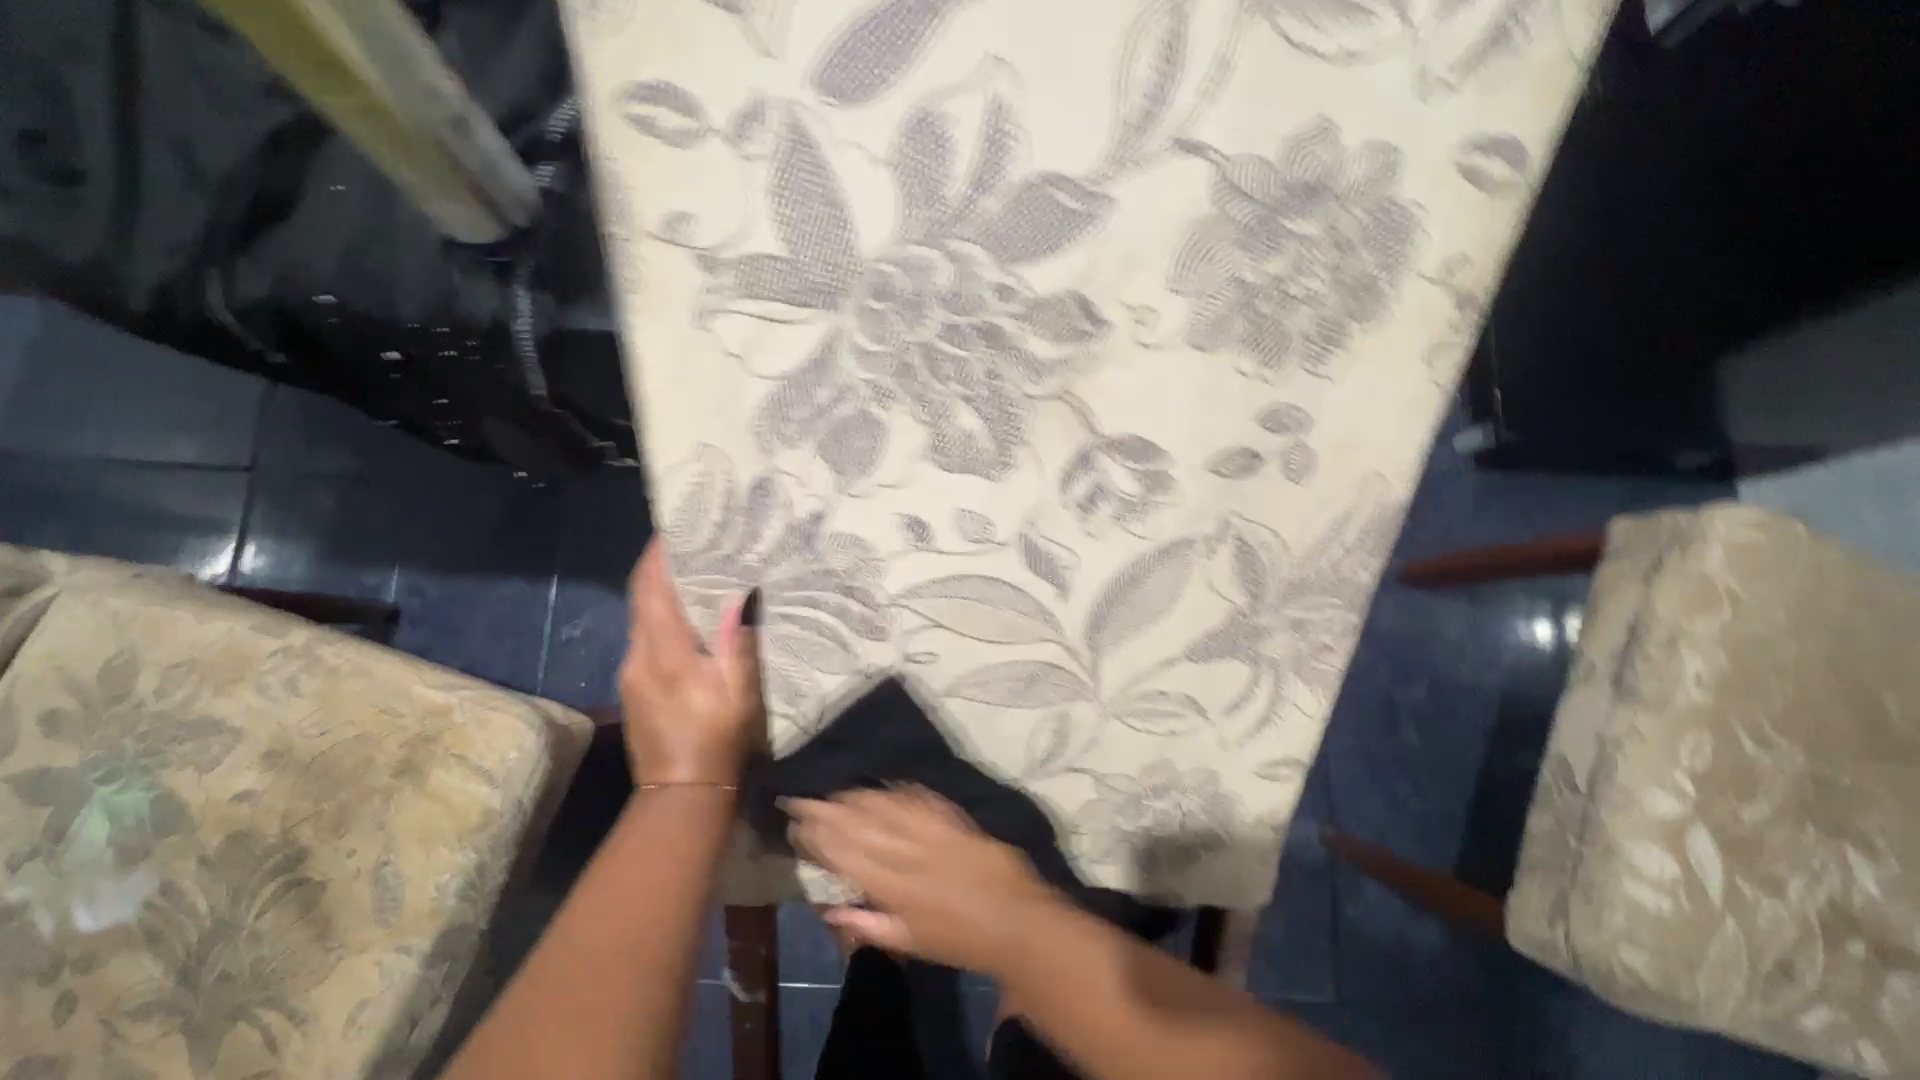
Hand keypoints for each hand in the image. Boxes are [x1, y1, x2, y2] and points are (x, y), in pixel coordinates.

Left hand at [618, 538, 762, 785]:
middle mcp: (638, 656)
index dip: (658, 555)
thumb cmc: (715, 741)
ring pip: (641, 617)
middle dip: (660, 566)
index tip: (674, 526)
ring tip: (692, 570)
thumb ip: (736, 643)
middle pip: (641, 598)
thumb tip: (737, 597)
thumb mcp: (737, 693)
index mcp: (664, 653)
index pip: (652, 590)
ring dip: (660, 590)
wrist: (681, 794)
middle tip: (690, 541)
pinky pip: (644, 636)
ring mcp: (631, 673)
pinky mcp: (634, 686)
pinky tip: (684, 616)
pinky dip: (660, 614)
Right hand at [785, 786, 1067, 974]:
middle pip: (858, 822)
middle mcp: (907, 852)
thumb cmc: (960, 941)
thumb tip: (828, 911)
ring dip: (856, 796)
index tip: (795, 824)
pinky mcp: (955, 820)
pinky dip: (898, 792)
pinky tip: (885, 787)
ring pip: (885, 805)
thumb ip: (866, 925)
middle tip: (800, 799)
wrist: (1018, 923)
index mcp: (892, 885)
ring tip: (835, 792)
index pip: (843, 852)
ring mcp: (933, 832)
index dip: (815, 835)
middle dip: (825, 809)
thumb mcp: (909, 944)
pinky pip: (920, 798)